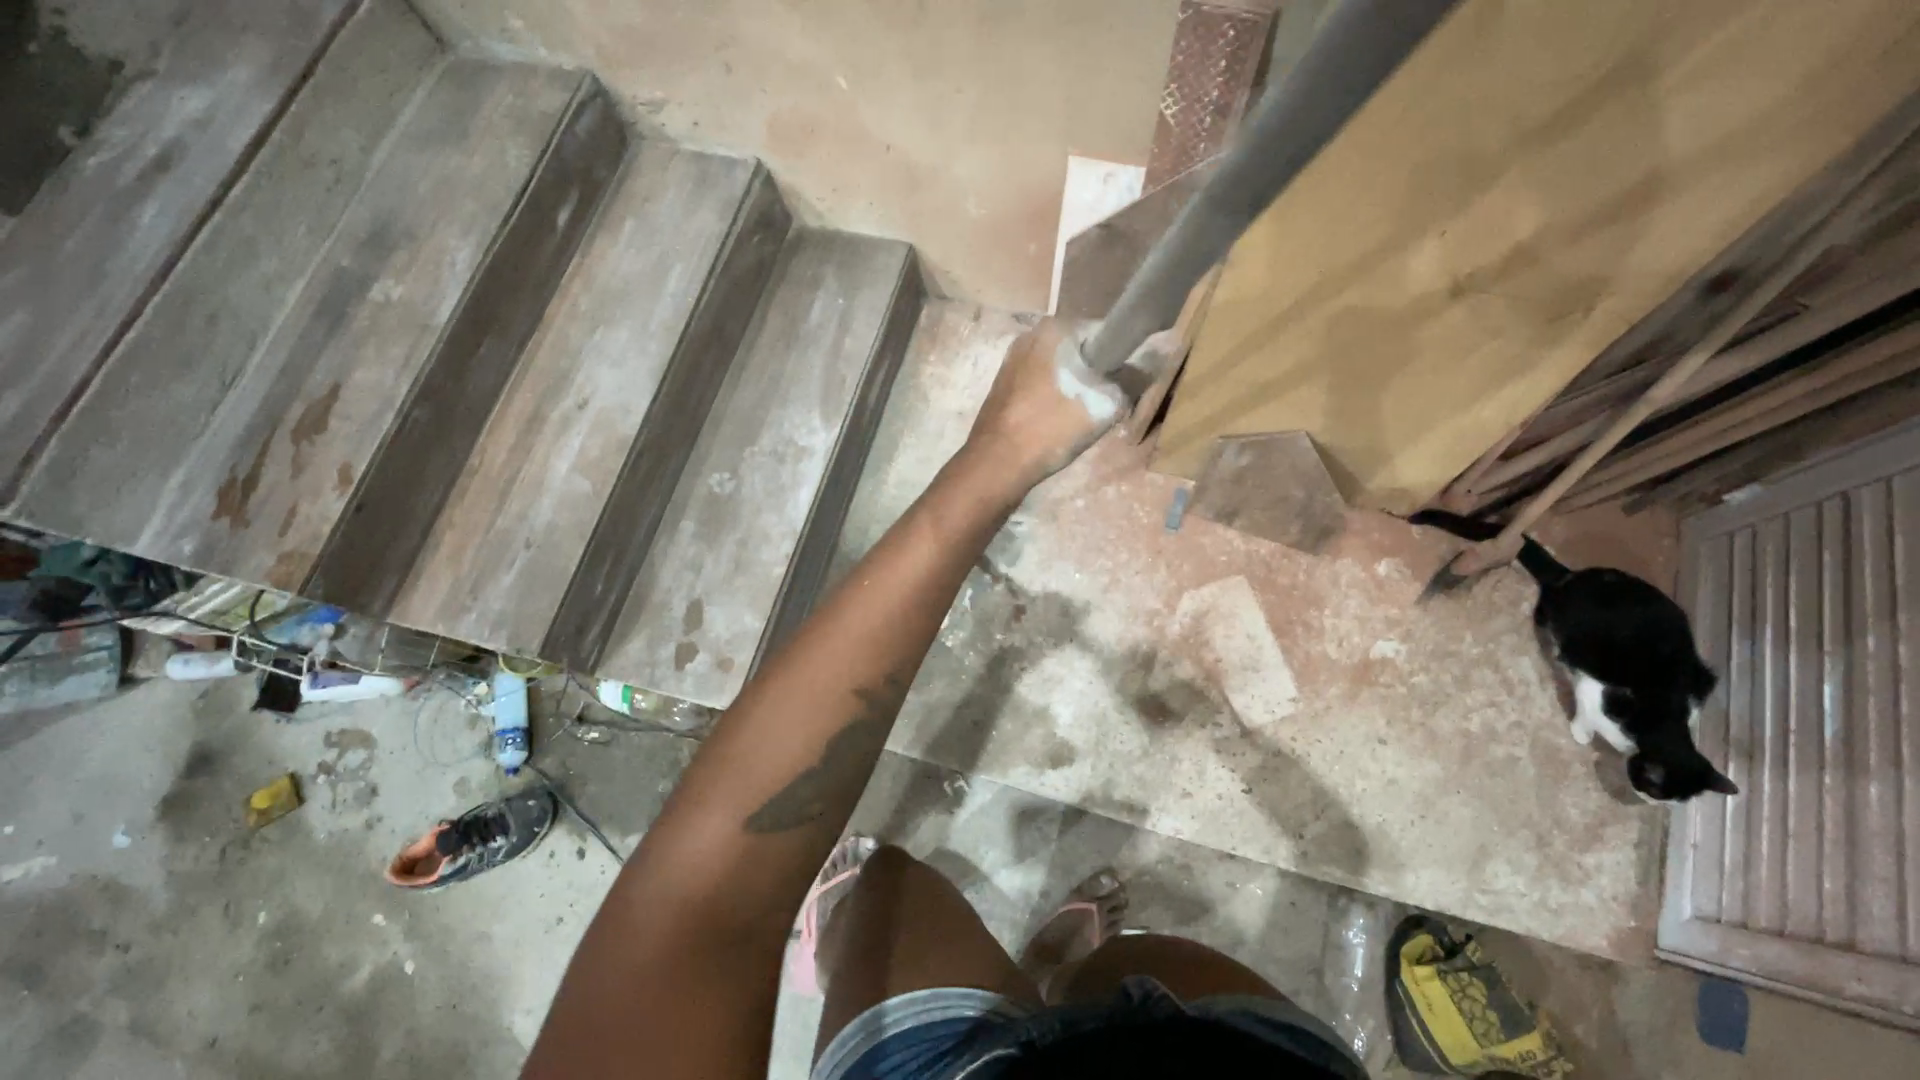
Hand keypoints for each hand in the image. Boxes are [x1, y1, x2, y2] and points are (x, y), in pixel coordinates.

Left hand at [961, 318, 1133, 491]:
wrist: (996, 464)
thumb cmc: (1051, 428)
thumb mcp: (1104, 404)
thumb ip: (1134, 377)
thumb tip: (1159, 356)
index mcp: (1054, 328)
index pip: (1105, 333)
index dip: (1122, 361)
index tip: (1125, 389)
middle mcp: (1030, 335)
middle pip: (1081, 353)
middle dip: (1097, 378)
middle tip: (1106, 408)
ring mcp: (1012, 361)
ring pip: (1061, 371)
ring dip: (1076, 391)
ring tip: (1081, 420)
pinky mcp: (1003, 386)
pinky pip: (1042, 386)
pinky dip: (1054, 401)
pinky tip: (1057, 426)